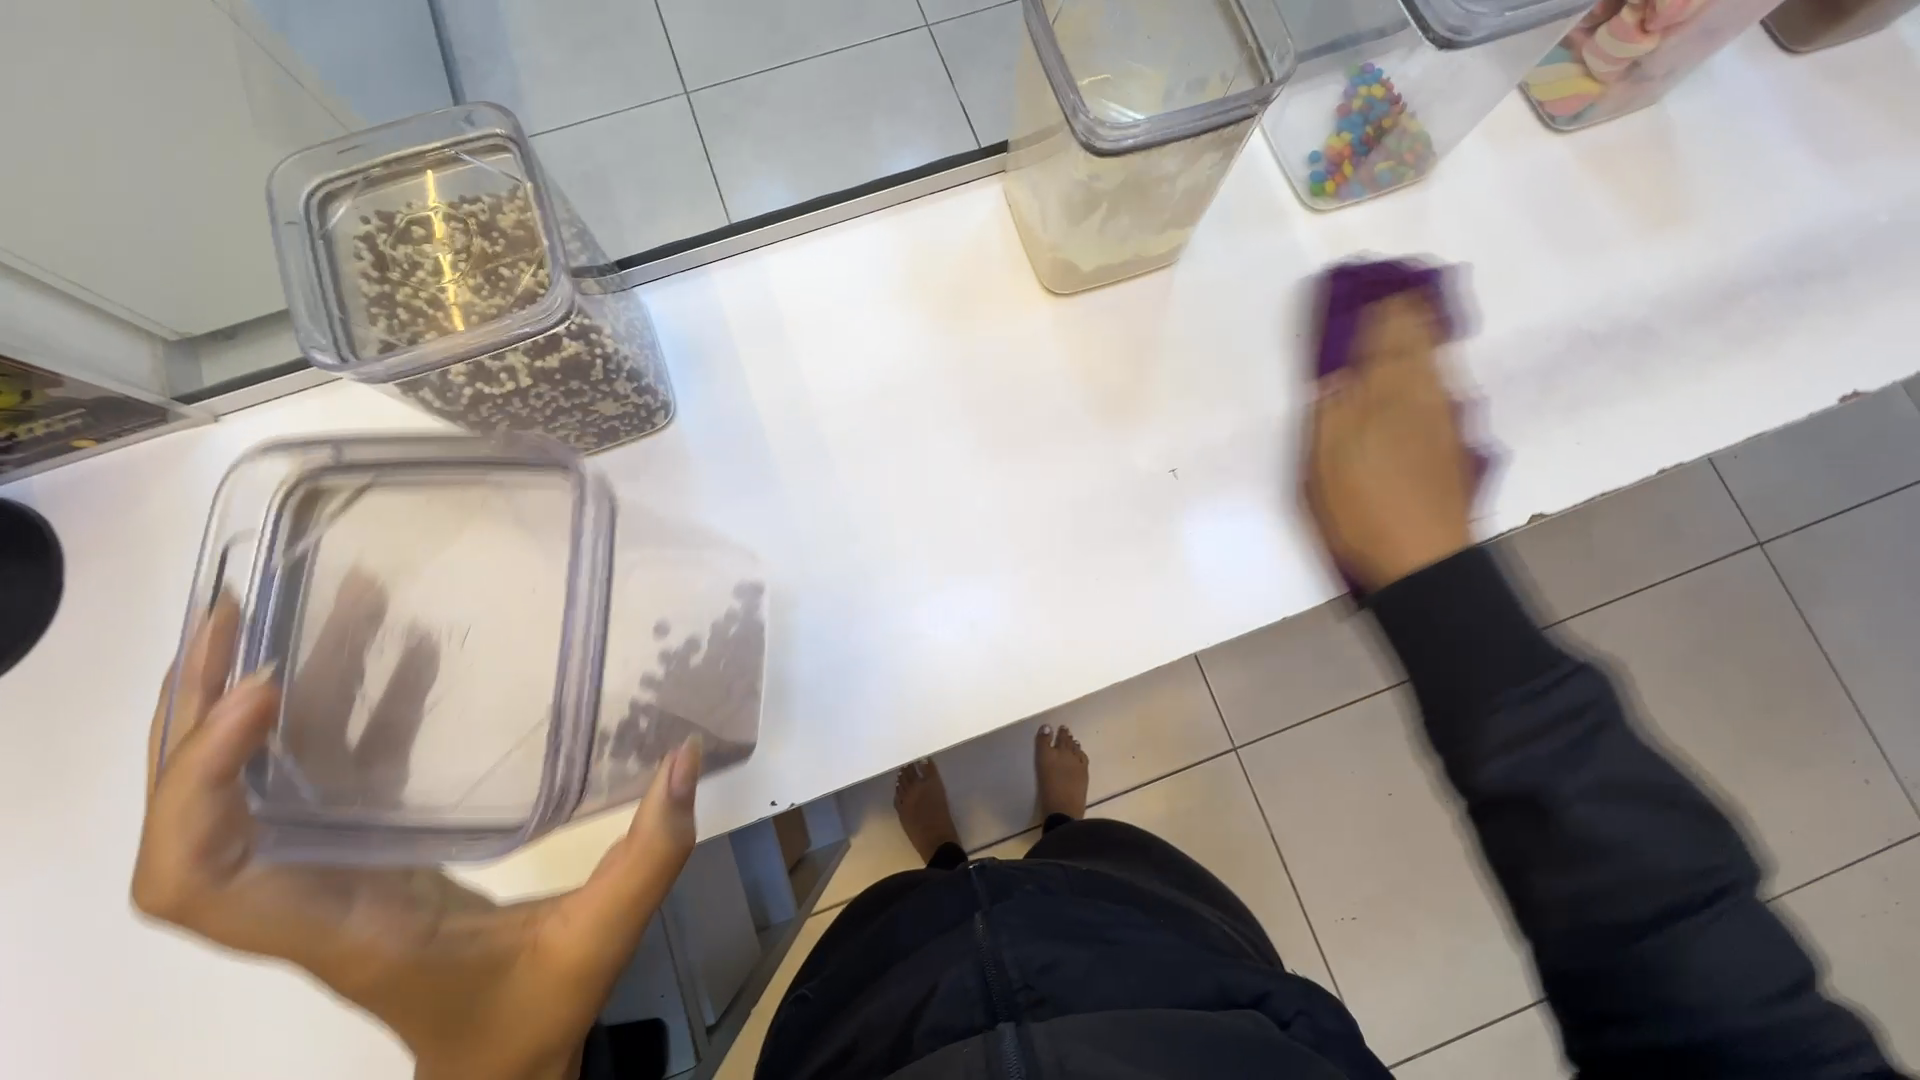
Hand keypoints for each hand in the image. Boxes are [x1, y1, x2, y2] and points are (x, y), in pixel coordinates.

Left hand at [133, 595, 700, 1079]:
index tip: (264, 691)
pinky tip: (325, 674)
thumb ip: (652, 851)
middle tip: (232, 616)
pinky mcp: (342, 866)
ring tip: (249, 622)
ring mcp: (314, 885)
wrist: (497, 1067)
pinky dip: (278, 733)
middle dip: (187, 720)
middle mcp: (303, 906)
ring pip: (215, 806)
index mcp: (343, 930)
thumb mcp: (603, 935)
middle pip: (182, 826)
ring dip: (210, 716)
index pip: (202, 882)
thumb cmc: (534, 1011)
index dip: (201, 783)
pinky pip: (280, 796)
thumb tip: (685, 753)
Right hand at [1304, 294, 1473, 592]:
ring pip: (1437, 367)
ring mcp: (1445, 423)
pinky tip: (1434, 375)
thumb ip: (1330, 412)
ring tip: (1419, 320)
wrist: (1423, 563)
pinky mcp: (1454, 448)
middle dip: (1409, 318)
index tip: (1375, 289)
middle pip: (1418, 347)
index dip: (1379, 314)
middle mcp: (1422, 400)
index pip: (1384, 341)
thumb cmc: (1361, 511)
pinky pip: (1445, 391)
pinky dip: (1437, 372)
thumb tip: (1335, 375)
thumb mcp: (1325, 464)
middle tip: (1402, 294)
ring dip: (1426, 340)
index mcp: (1385, 398)